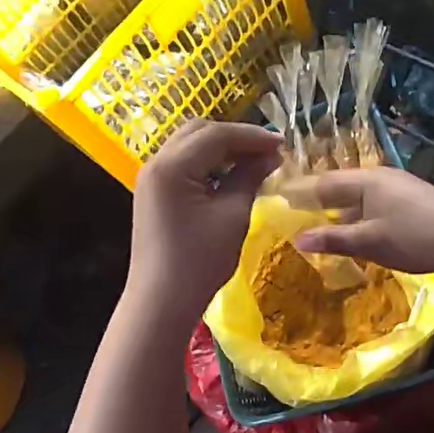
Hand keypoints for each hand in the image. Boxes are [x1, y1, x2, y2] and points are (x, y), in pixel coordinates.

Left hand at [129, 119, 282, 313]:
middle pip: (198, 132)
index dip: (253, 137)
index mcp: (173, 166)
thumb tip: (271, 155)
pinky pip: (182, 165)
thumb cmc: (200, 260)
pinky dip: (207, 164)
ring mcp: (151, 179)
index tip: (282, 144)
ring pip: (189, 146)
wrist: (162, 300)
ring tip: (252, 162)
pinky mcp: (152, 194)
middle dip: (235, 137)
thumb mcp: (232, 215)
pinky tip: (229, 178)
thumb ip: (249, 177)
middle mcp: (156, 163)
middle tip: (267, 151)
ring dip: (220, 149)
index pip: (217, 135)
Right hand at [285, 167, 433, 274]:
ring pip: (359, 197)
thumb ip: (335, 240)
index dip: (299, 193)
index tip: (277, 200)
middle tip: (295, 213)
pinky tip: (359, 232)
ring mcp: (399, 187)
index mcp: (365, 181)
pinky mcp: (413, 201)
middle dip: (318, 200)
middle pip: (341, 186)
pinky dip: (359, 216)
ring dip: (340, 210)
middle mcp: (380, 177)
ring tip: (322, 225)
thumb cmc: (415, 237)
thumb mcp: (370, 242)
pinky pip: (375, 205)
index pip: (322, 183)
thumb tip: (298, 238)